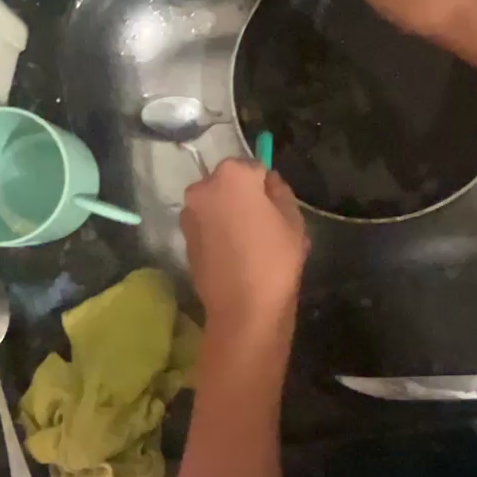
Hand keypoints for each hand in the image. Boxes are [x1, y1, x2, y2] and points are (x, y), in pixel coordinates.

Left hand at [181, 160, 308, 350]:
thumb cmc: (275, 259)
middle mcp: (202, 188)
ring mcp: (189, 213)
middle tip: (263, 224)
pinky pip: (206, 224)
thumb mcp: (292, 218)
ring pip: (215, 203)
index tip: (275, 208)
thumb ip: (279, 190)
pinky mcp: (184, 237)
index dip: (266, 187)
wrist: (243, 309)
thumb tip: (268, 182)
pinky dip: (217, 231)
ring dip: (228, 213)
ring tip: (248, 243)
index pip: (254, 167)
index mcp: (231, 175)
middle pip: (229, 183)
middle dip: (243, 196)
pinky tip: (233, 254)